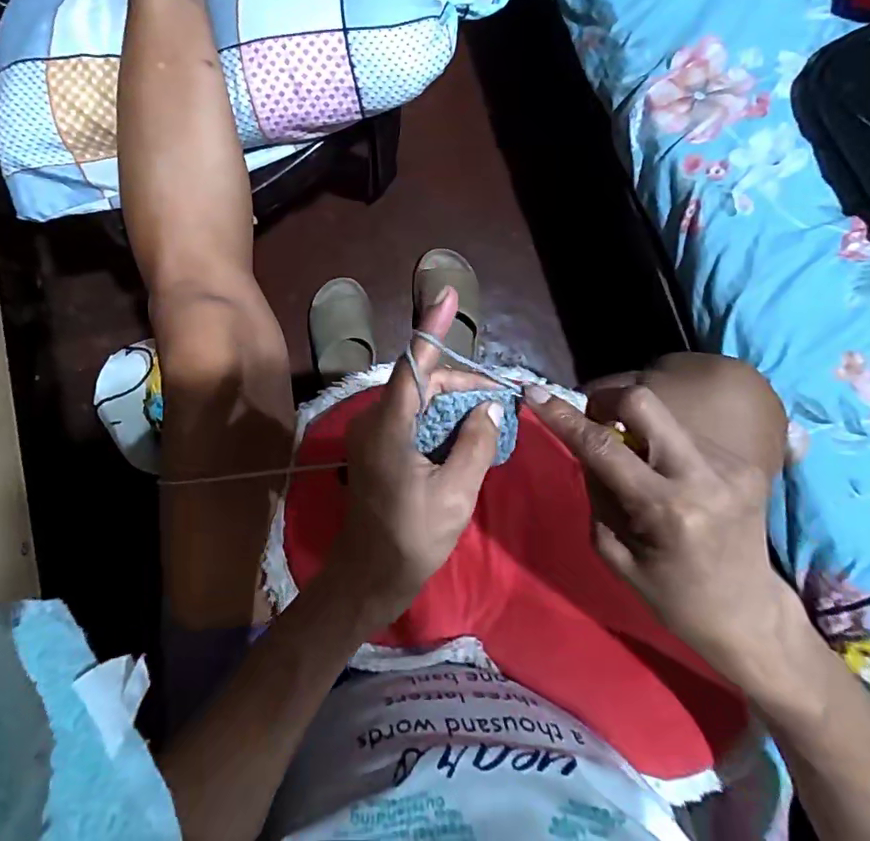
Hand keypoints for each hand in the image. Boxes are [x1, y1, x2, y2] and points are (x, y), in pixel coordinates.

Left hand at [322, 288, 501, 628]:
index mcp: (389, 425)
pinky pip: (413, 420)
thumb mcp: (455, 492)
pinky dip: (441, 421)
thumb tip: (490, 409)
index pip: (414, 364)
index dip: (431, 327)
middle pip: (422, 382)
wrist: (369, 575)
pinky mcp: (378, 449)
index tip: (446, 294)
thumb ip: (475, 443)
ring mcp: (373, 434)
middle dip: (462, 384)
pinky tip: (467, 436)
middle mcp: (375, 420)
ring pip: (419, 401)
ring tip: (490, 418)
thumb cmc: (411, 537)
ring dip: (454, 404)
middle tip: (500, 401)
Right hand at [523, 380, 804, 685]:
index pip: (603, 446)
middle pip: (644, 401)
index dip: (563, 416)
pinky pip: (685, 435)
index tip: (535, 393)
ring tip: (638, 468)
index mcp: (667, 509)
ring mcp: (731, 465)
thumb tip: (585, 443)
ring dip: (637, 431)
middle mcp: (704, 476)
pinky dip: (662, 447)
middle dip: (606, 399)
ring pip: (664, 417)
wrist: (750, 615)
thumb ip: (597, 491)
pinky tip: (668, 479)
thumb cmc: (672, 596)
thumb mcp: (615, 552)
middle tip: (593, 418)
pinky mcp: (746, 462)